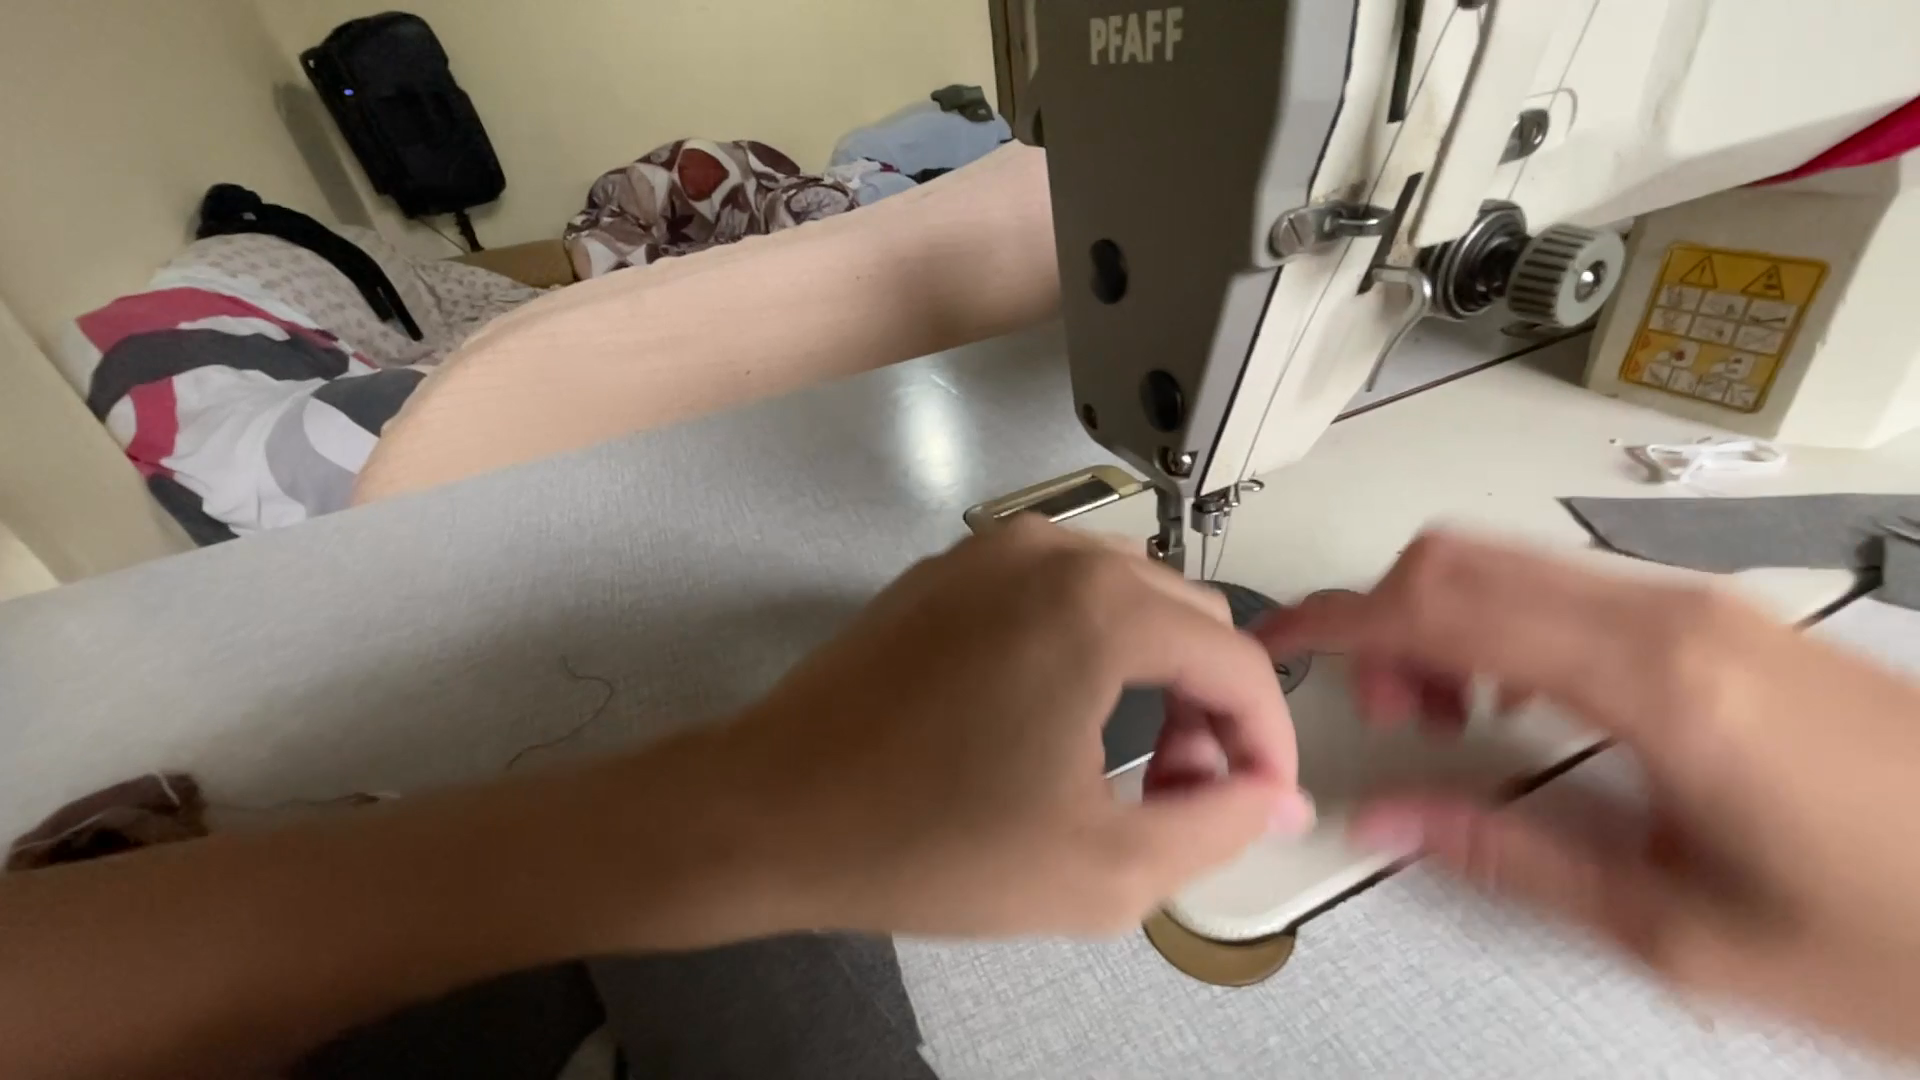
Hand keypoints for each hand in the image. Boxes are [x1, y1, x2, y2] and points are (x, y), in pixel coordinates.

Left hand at [725, 515, 1311, 937]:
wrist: (774, 807)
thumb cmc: (933, 843)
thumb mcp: (1101, 869)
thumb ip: (1215, 827)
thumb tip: (1270, 792)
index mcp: (1100, 607)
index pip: (1237, 661)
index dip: (1266, 738)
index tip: (1254, 801)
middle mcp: (1053, 551)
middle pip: (1188, 614)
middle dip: (1207, 700)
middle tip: (1176, 784)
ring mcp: (995, 547)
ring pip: (1127, 592)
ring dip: (1153, 663)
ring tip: (1122, 748)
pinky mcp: (952, 565)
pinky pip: (1059, 586)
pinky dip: (1090, 636)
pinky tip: (1057, 704)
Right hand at [1257, 530, 1919, 1051]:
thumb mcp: (1685, 931)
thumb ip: (1506, 855)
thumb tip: (1382, 820)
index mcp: (1654, 682)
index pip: (1437, 607)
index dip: (1334, 621)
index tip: (1277, 641)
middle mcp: (1668, 616)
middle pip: (1453, 560)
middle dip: (1379, 623)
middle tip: (1385, 709)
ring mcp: (1694, 604)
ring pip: (1496, 562)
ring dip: (1431, 622)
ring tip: (1443, 712)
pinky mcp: (1709, 615)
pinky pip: (1551, 582)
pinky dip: (1487, 623)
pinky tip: (1512, 697)